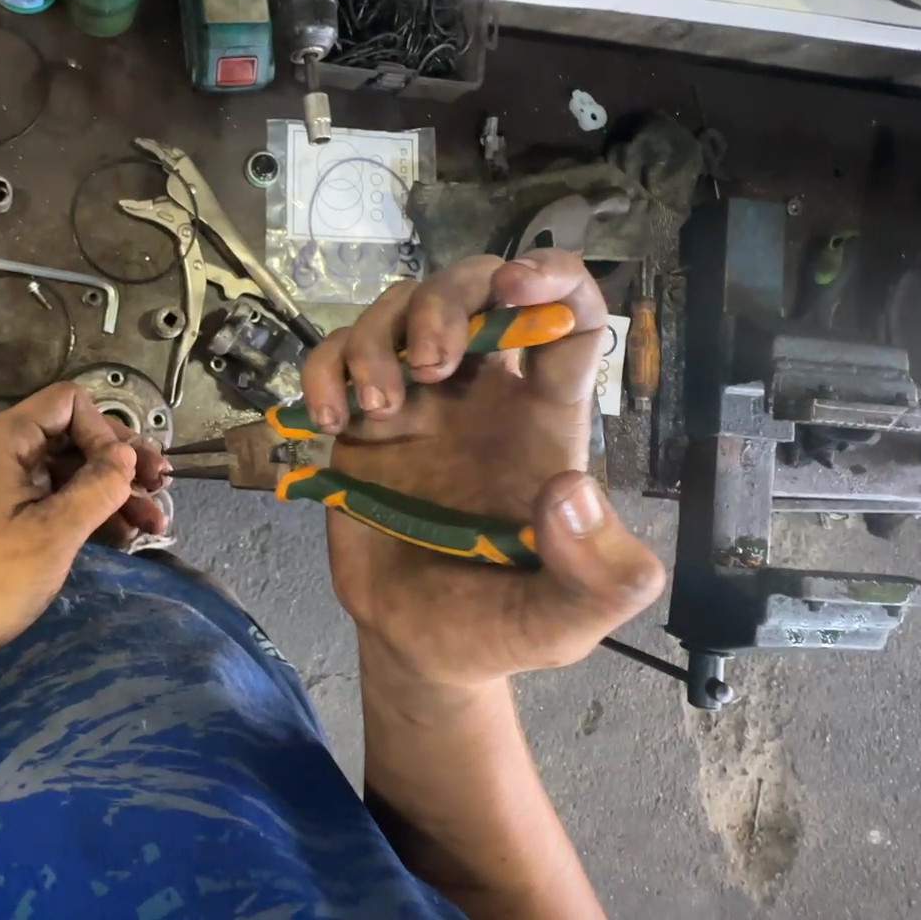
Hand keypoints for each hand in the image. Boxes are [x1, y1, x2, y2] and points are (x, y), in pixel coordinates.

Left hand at [0, 382, 168, 671]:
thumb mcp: (52, 534)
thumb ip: (97, 488)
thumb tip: (128, 455)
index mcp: (4, 440)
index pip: (68, 403)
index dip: (105, 431)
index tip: (127, 472)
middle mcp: (2, 451)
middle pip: (74, 435)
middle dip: (119, 462)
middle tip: (161, 488)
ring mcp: (3, 482)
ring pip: (71, 469)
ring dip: (112, 491)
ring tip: (154, 522)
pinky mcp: (6, 511)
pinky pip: (56, 496)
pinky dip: (88, 510)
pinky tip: (124, 534)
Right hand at [299, 250, 665, 690]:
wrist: (416, 642)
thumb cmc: (496, 624)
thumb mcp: (566, 619)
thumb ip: (597, 575)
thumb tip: (569, 489)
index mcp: (544, 417)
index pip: (565, 319)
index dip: (551, 278)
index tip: (517, 283)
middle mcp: (479, 393)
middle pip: (468, 288)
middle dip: (446, 300)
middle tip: (431, 363)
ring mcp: (412, 400)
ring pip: (394, 312)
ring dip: (378, 341)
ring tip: (375, 408)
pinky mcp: (355, 419)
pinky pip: (333, 360)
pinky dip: (323, 370)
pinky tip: (327, 420)